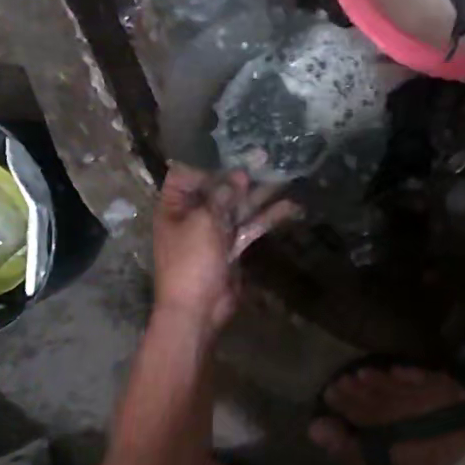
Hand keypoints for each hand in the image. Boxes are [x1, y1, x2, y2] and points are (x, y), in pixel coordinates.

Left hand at [152, 164, 298, 333]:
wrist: (197, 310)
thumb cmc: (191, 261)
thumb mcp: (204, 221)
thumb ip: (222, 195)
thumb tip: (239, 174)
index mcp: (174, 207)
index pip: (185, 175)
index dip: (205, 163)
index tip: (231, 153)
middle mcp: (193, 215)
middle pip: (217, 189)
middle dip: (241, 176)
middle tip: (267, 158)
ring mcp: (214, 232)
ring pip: (238, 207)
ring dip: (259, 194)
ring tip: (284, 175)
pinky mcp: (232, 247)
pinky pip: (249, 226)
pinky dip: (268, 217)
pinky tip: (291, 206)